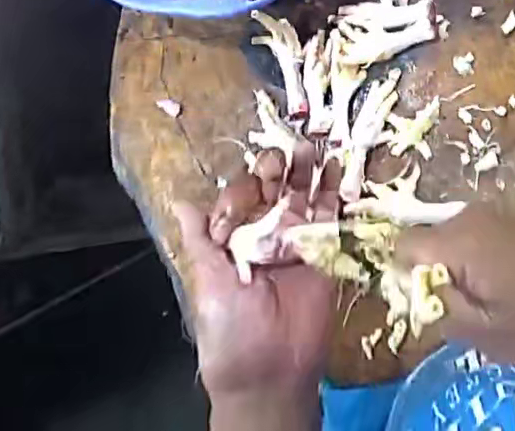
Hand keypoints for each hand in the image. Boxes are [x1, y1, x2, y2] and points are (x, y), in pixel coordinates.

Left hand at [172, 148, 339, 427]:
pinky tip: (336, 165)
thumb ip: (200, 238)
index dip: (245, 185)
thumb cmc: (230, 327)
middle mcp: (268, 229)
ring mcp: (298, 235)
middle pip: (276, 185)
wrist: (270, 370)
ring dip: (308, 166)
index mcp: (237, 235)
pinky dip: (335, 187)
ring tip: (311, 144)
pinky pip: (331, 211)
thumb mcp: (206, 279)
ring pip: (304, 191)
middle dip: (279, 165)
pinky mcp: (325, 246)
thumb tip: (178, 202)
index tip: (247, 194)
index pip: (242, 193)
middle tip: (284, 153)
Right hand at [395, 207, 514, 369]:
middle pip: (426, 240)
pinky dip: (470, 259)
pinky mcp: (506, 221)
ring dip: (452, 268)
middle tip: (455, 310)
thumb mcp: (484, 334)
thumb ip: (439, 308)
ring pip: (447, 238)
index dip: (404, 277)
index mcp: (460, 240)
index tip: (424, 306)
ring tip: (479, 301)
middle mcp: (469, 217)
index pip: (404, 246)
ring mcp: (490, 215)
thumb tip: (412, 291)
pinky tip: (497, 286)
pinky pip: (470, 236)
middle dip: (430, 274)